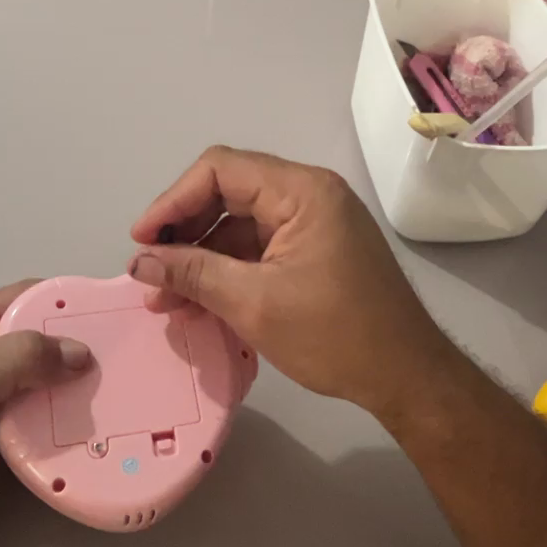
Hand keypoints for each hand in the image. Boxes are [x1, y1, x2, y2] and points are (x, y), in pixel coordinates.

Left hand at [0, 281, 91, 546]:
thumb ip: (20, 359)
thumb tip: (82, 352)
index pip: (22, 298)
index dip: (63, 298)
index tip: (110, 310)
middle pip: (36, 344)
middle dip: (75, 349)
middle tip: (124, 361)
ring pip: (37, 387)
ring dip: (69, 392)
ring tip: (117, 398)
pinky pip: (30, 426)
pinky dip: (55, 427)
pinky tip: (86, 435)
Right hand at [125, 147, 458, 417]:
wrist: (406, 376)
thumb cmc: (335, 335)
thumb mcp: (254, 304)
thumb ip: (193, 274)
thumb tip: (140, 262)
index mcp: (302, 191)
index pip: (220, 170)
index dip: (173, 201)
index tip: (142, 242)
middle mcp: (308, 195)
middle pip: (228, 194)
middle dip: (184, 234)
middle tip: (149, 276)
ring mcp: (313, 224)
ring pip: (240, 226)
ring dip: (201, 259)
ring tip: (166, 301)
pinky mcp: (314, 252)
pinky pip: (259, 249)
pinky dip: (227, 272)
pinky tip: (199, 303)